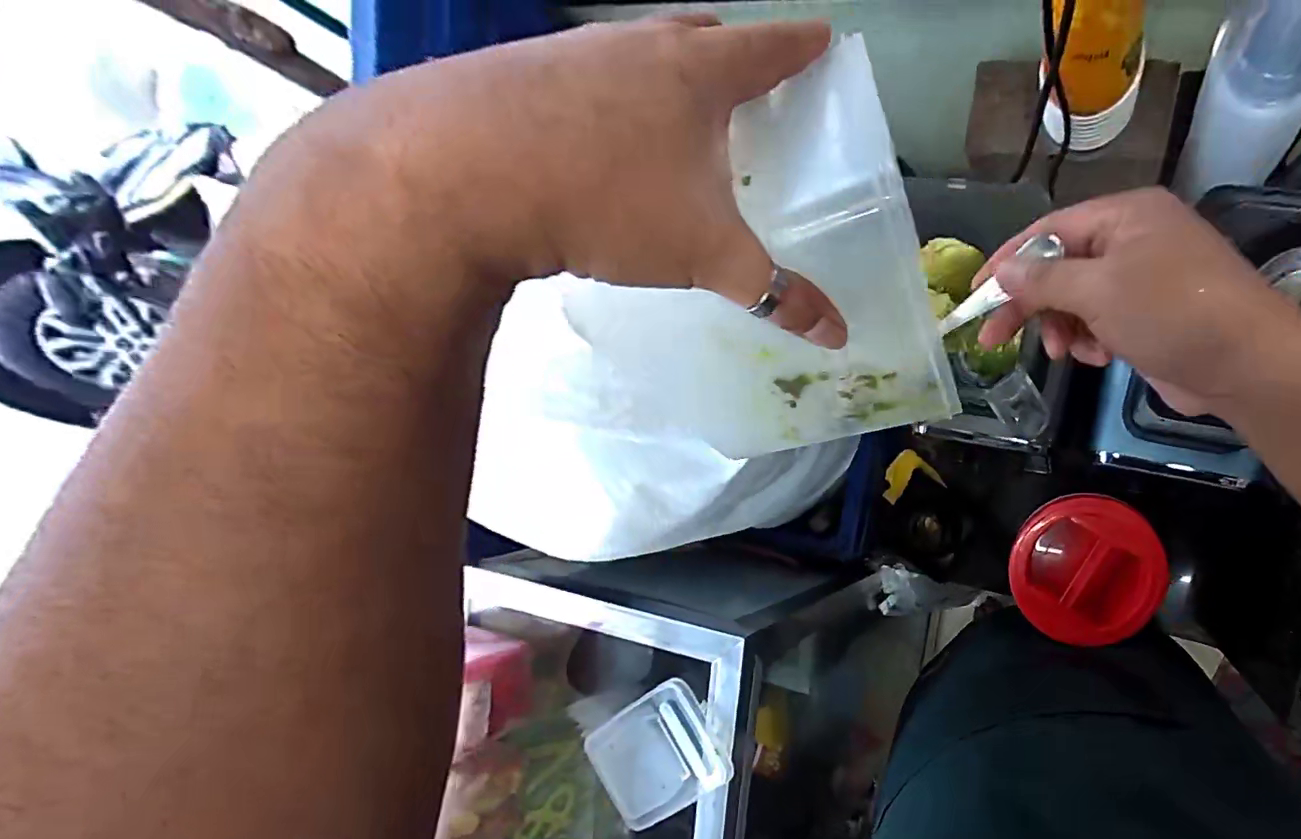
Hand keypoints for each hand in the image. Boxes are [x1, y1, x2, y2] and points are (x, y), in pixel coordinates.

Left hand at [249, 15, 846, 345]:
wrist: (452, 176)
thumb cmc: (607, 201)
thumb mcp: (709, 256)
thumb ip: (777, 294)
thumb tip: (839, 334)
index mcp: (693, 74)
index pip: (766, 48)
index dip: (801, 46)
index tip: (824, 38)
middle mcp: (634, 47)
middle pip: (700, 33)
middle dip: (736, 49)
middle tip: (756, 74)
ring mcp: (571, 55)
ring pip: (640, 52)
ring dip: (672, 72)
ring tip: (689, 110)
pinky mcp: (521, 79)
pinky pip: (592, 79)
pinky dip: (620, 99)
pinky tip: (614, 139)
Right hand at [974, 187, 1300, 415]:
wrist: (1244, 362)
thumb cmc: (1170, 312)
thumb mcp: (1100, 290)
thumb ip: (1046, 280)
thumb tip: (1004, 271)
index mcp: (1123, 216)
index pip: (1049, 231)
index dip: (1009, 262)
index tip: (976, 293)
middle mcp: (1133, 240)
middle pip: (1062, 268)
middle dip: (1033, 306)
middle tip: (996, 340)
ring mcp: (1144, 280)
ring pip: (1080, 301)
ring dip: (1065, 328)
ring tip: (1067, 352)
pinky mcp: (1151, 317)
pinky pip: (1103, 322)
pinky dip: (1092, 340)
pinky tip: (1099, 357)